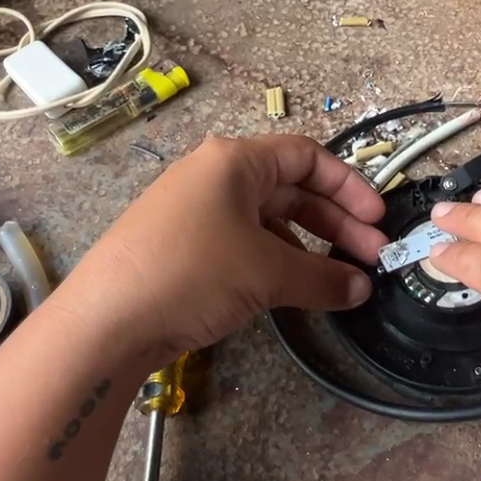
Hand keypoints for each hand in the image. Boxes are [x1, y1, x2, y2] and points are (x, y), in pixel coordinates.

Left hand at [52, 135, 386, 367]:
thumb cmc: (191, 273)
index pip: (307, 157)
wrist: (103, 322)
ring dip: (309, 247)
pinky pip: (245, 244)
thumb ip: (322, 277)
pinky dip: (277, 262)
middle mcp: (215, 177)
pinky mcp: (185, 247)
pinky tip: (297, 290)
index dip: (349, 185)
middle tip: (372, 257)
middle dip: (336, 222)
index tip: (378, 218)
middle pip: (292, 189)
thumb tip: (361, 288)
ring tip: (342, 279)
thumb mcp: (265, 272)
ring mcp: (197, 212)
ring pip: (270, 220)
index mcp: (234, 162)